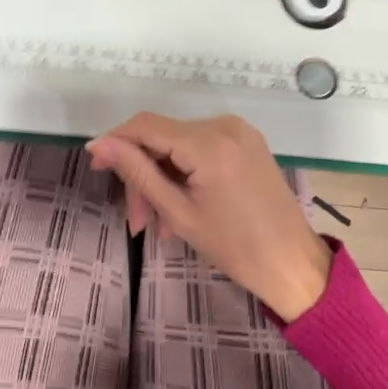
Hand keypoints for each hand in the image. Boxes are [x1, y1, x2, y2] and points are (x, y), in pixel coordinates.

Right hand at [88, 113, 333, 320]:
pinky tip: (180, 206)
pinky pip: (201, 148)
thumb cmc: (234, 247)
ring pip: (179, 144)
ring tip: (158, 224)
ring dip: (162, 178)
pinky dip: (184, 172)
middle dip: (142, 175)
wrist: (292, 263)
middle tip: (137, 219)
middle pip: (162, 137)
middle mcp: (224, 125)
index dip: (115, 141)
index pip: (145, 125)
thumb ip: (137, 173)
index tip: (95, 166)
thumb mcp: (178, 213)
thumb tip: (100, 143)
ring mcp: (238, 130)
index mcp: (208, 143)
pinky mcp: (246, 141)